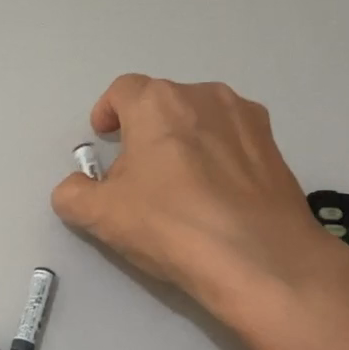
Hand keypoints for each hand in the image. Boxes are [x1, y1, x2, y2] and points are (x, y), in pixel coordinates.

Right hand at [52, 75, 341, 320]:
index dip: (108, 113)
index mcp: (157, 102)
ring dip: (184, 141)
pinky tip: (215, 198)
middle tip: (137, 175)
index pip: (122, 91)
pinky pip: (232, 141)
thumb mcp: (100, 216)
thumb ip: (73, 194)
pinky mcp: (275, 147)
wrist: (259, 258)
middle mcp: (204, 95)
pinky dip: (217, 158)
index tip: (104, 140)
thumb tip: (76, 188)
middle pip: (163, 104)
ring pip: (201, 120)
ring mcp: (246, 118)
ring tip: (179, 187)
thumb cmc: (170, 225)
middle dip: (145, 131)